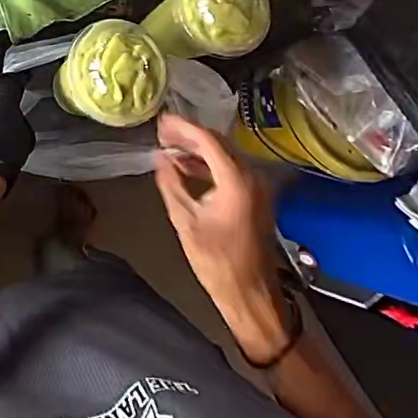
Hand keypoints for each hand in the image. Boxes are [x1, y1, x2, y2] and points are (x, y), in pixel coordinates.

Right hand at [154, 114, 289, 363]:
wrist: (251, 295)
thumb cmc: (218, 264)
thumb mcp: (186, 222)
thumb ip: (171, 184)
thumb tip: (160, 159)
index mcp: (236, 180)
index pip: (208, 140)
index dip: (183, 128)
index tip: (162, 122)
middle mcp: (251, 176)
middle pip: (219, 142)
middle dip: (190, 134)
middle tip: (163, 131)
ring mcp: (256, 186)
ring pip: (225, 154)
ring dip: (199, 149)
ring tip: (171, 146)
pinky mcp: (255, 196)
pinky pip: (230, 168)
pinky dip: (209, 163)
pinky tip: (188, 166)